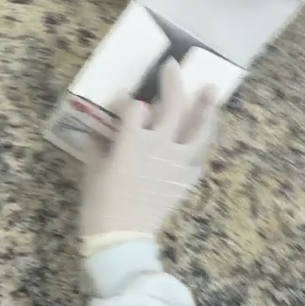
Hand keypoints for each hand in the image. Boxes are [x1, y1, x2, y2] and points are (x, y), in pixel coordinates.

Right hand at [80, 57, 219, 247]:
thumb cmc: (100, 205)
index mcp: (132, 140)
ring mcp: (178, 162)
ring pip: (199, 129)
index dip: (129, 102)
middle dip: (172, 82)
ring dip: (207, 108)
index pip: (134, 108)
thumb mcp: (93, 173)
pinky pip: (199, 160)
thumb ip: (97, 150)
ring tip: (211, 92)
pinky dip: (200, 148)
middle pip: (173, 104)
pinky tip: (201, 141)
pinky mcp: (185, 180)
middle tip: (172, 68)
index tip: (124, 101)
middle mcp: (160, 144)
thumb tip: (95, 136)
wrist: (121, 237)